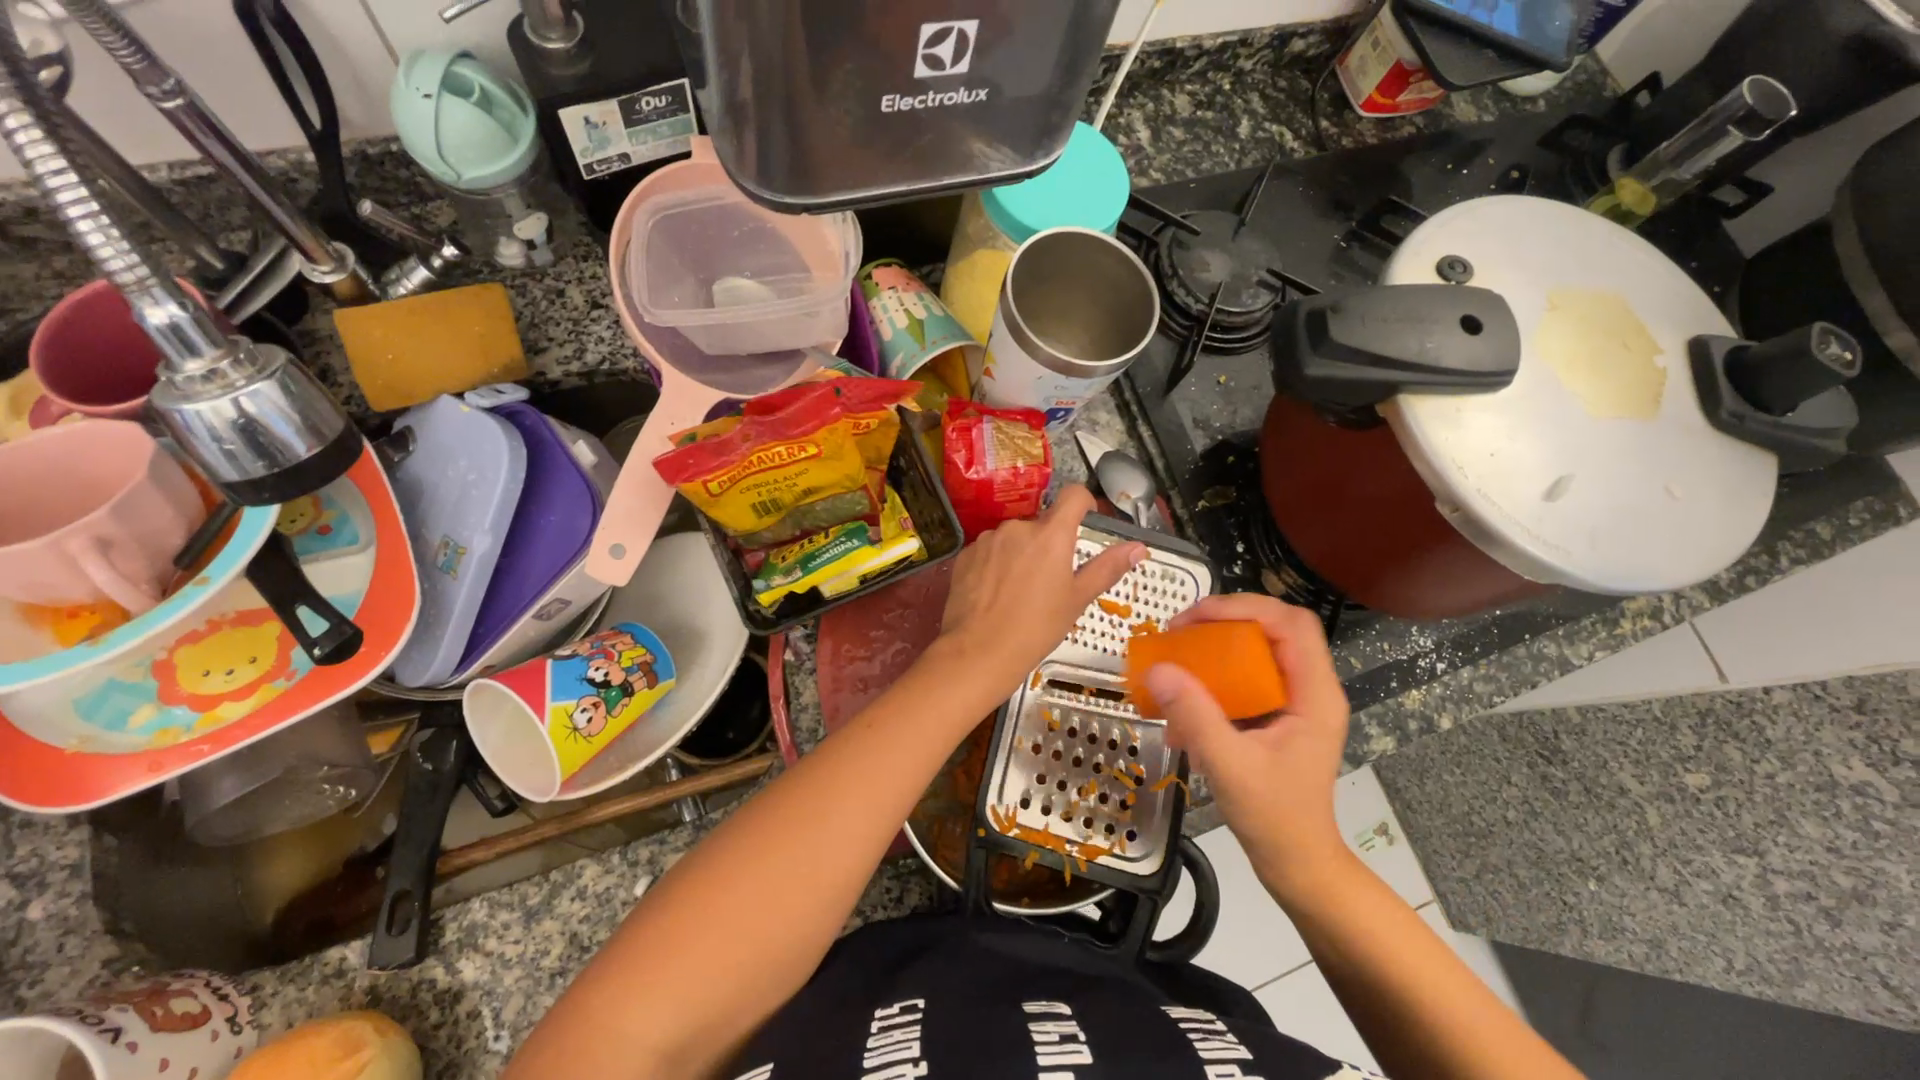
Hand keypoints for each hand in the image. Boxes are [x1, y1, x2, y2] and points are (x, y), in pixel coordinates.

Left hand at [935, 485, 1144, 698]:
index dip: (1083, 503)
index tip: (1085, 521)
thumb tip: (1138, 547)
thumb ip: (1107, 568)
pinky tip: (994, 595)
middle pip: (1041, 524)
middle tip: (1049, 581)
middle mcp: (1018, 527)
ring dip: (1020, 554)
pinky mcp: (965, 555)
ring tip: (1018, 592)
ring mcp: (987, 539)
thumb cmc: (1036, 628)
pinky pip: (988, 551)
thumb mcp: (1077, 600)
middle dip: (1048, 544)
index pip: (1073, 496)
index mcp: (1051, 535)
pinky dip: (995, 565)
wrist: (978, 652)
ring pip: (1013, 538)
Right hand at [1140, 594, 1352, 902]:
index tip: (1195, 618)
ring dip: (1218, 648)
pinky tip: (1185, 702)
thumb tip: (1156, 669)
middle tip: (1180, 632)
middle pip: (1274, 630)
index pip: (1290, 623)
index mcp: (1315, 695)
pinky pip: (1248, 681)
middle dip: (1225, 622)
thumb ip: (1195, 716)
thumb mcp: (1230, 766)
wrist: (1297, 864)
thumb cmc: (1274, 818)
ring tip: (1178, 656)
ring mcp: (1297, 705)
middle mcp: (1312, 691)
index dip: (1243, 608)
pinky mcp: (1279, 720)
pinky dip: (1216, 680)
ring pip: (1259, 652)